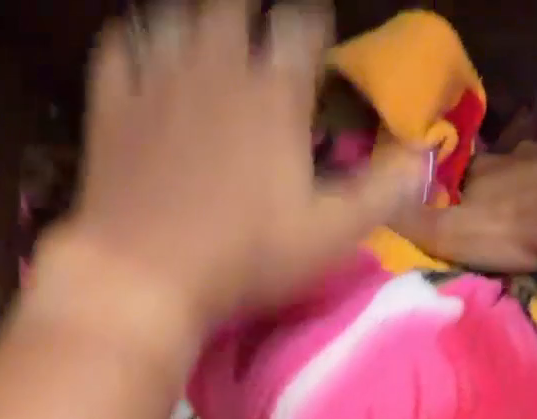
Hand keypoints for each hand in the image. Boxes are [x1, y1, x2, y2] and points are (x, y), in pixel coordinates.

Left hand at [31, 1, 427, 344]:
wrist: (146, 273)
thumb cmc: (247, 258)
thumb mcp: (330, 236)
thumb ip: (380, 193)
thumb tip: (424, 158)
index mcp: (274, 95)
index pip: (301, 25)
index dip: (311, 26)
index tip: (315, 43)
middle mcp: (216, 67)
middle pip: (233, 3)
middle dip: (252, 11)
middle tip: (259, 31)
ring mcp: (158, 78)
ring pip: (173, 12)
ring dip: (195, 19)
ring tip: (208, 38)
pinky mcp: (112, 101)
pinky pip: (119, 44)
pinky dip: (135, 41)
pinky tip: (145, 56)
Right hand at [392, 143, 536, 271]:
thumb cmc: (513, 227)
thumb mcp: (451, 234)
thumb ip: (416, 223)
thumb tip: (376, 207)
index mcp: (478, 169)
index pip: (455, 174)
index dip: (450, 189)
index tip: (448, 206)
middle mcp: (513, 154)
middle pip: (496, 170)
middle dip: (493, 190)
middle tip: (494, 216)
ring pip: (533, 170)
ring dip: (529, 189)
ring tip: (532, 215)